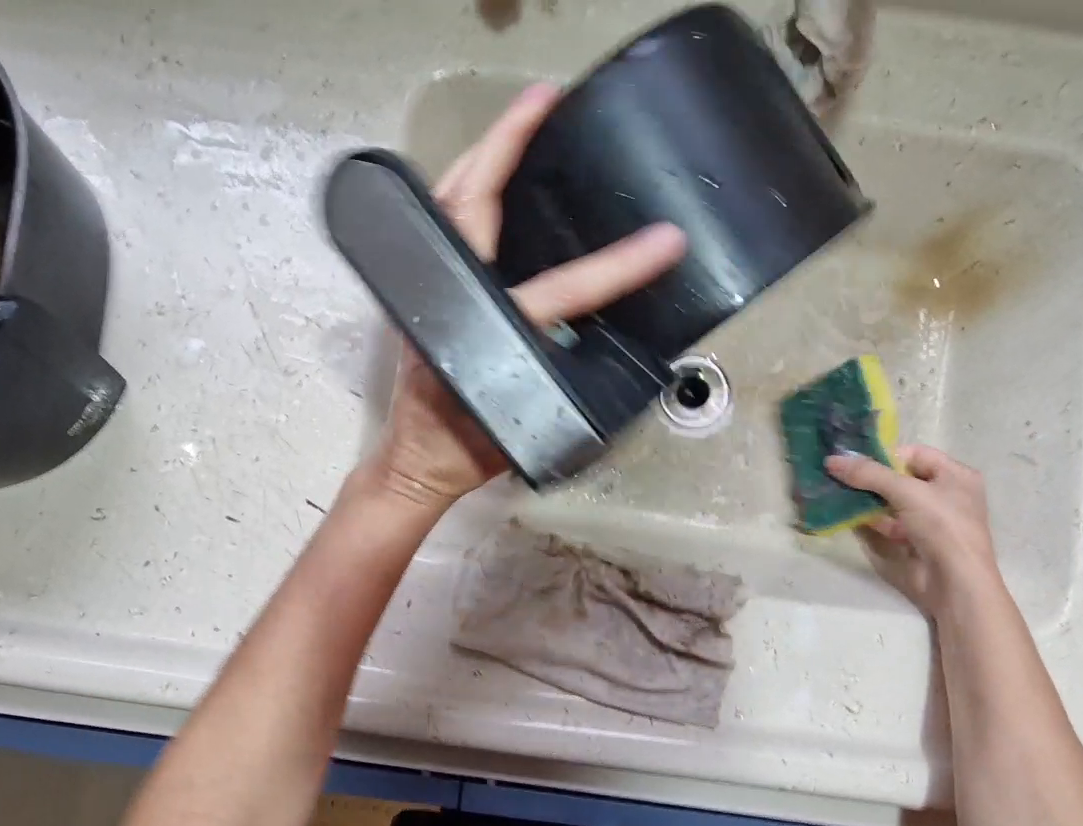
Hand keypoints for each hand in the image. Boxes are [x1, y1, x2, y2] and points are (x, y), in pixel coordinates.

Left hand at [367, 82, 687, 508]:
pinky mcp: (426, 294)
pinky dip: (464, 193)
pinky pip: (442, 227)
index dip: (614, 267)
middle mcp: (446, 297)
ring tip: (519, 126)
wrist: (419, 464)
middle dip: (504, 146)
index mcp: (479, 331)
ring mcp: (428, 290)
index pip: (556, 290)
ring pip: (446, 205)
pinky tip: (490, 185)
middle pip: (466, 203)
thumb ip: (565, 383)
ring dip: (480, 159)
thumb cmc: (469, 449)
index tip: (663, 243)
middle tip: (544, 103)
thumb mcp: (524, 424)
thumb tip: (614, 340)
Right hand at [824, 445, 1003, 616]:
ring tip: (838, 494)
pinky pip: (891, 523)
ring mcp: (930, 520)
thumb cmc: (941, 526)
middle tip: (839, 476)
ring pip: (893, 501)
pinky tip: (851, 517)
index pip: (915, 454)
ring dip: (868, 499)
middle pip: (902, 477)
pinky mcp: (916, 540)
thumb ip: (869, 474)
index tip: (854, 462)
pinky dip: (873, 520)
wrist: (954, 581)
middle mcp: (945, 494)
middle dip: (871, 477)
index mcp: (955, 475)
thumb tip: (832, 460)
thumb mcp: (907, 492)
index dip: (885, 455)